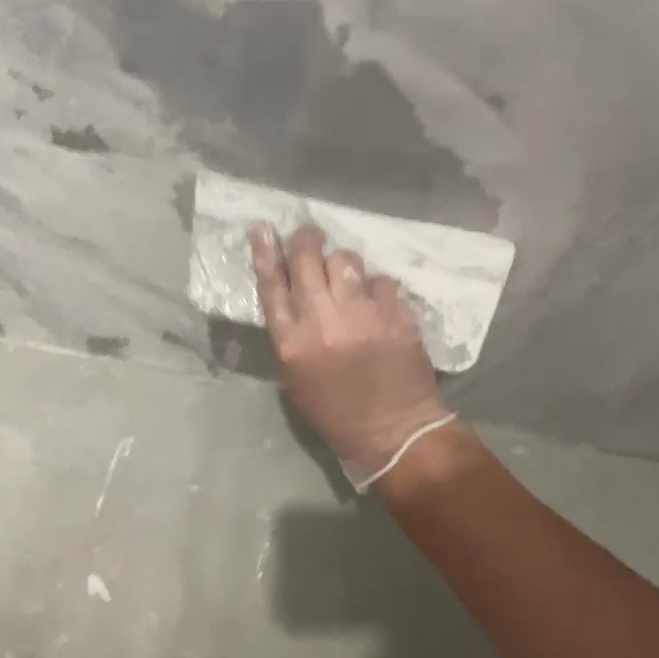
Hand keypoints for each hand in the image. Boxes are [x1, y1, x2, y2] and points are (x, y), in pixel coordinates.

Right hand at [250, 222, 452, 475]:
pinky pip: (381, 281)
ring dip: (342, 262)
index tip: (263, 227)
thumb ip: (289, 334)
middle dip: (306, 240)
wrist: (391, 430)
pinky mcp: (395, 315)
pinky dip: (376, 286)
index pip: (272, 284)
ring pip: (346, 261)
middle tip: (308, 234)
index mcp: (290, 341)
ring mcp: (361, 315)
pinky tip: (376, 301)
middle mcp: (322, 321)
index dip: (264, 251)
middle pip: (307, 260)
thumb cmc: (334, 410)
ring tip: (345, 274)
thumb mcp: (294, 375)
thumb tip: (292, 295)